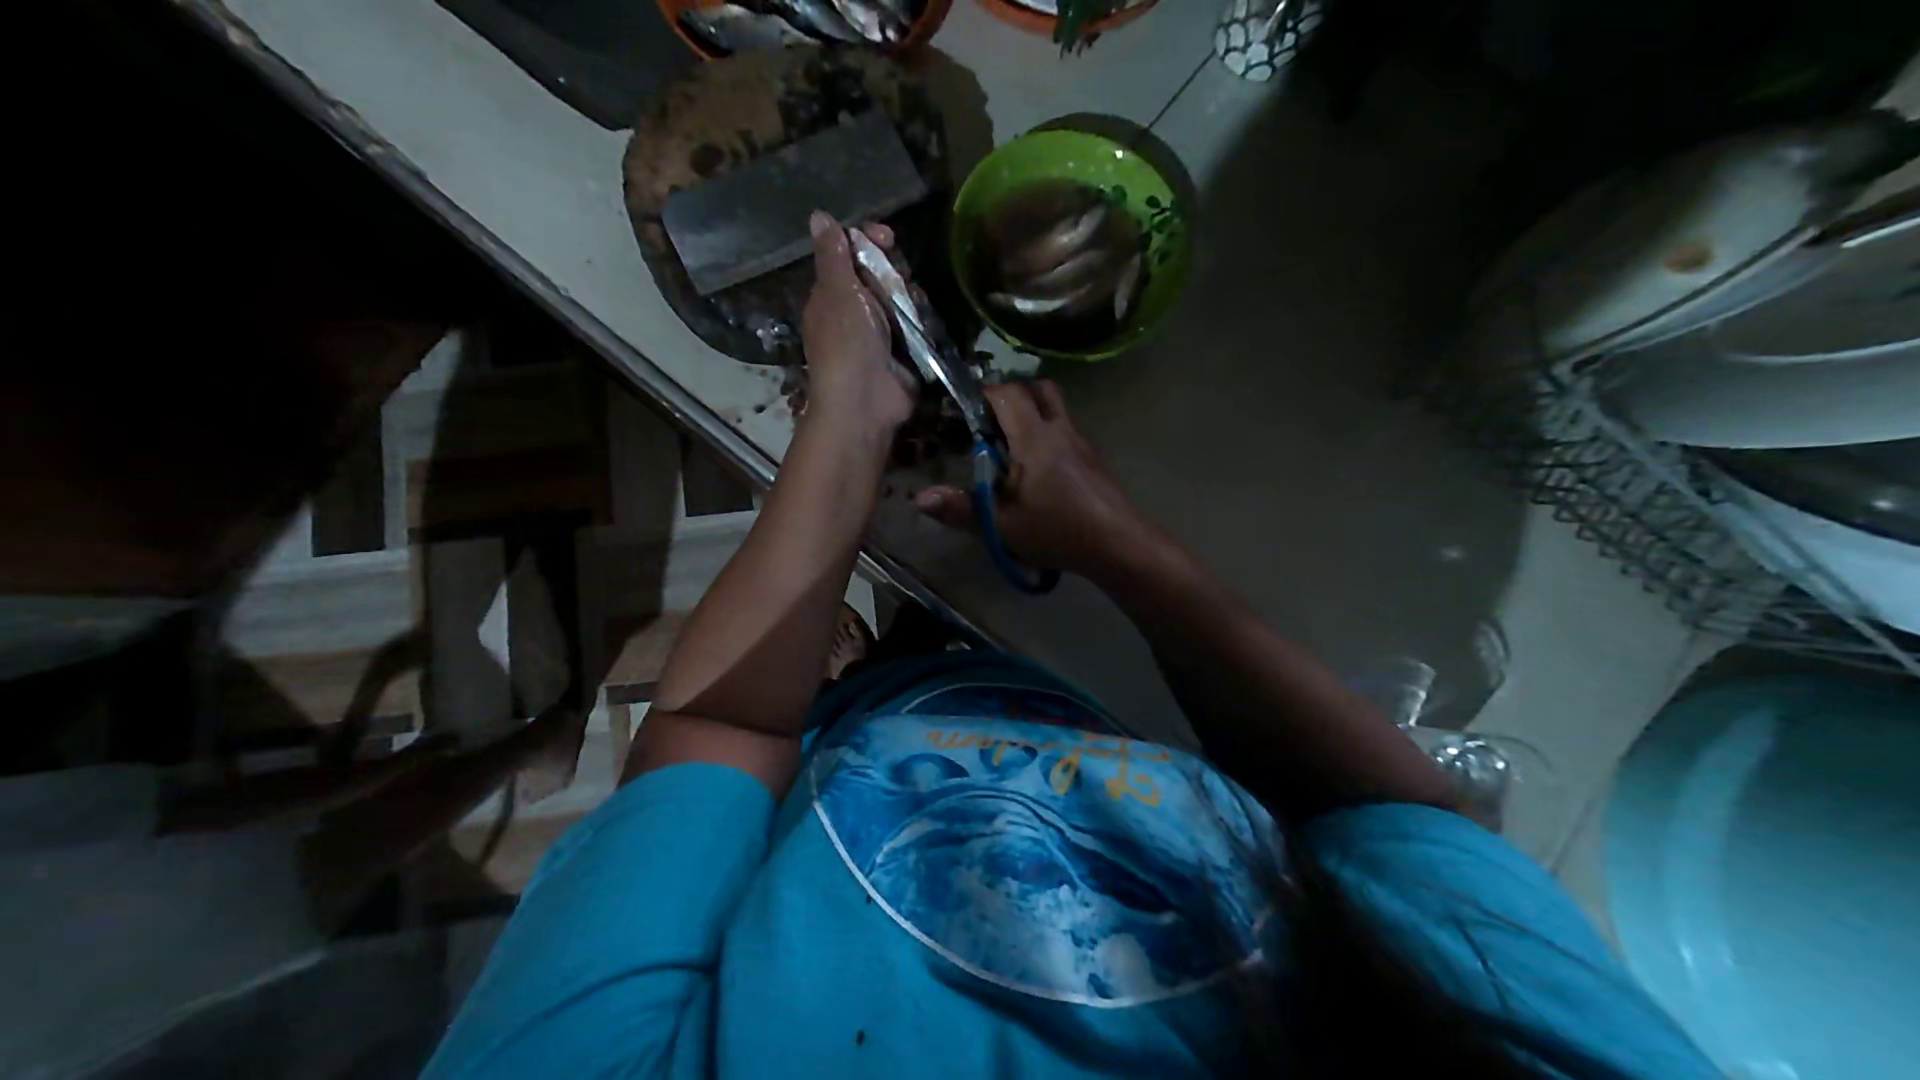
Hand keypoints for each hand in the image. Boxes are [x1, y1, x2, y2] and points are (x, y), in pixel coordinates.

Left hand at [800, 210, 915, 436]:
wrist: (865, 401)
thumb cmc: (845, 343)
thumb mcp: (837, 291)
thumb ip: (833, 254)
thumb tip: (818, 215)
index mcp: (832, 294)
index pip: (851, 254)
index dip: (869, 241)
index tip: (885, 238)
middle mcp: (856, 311)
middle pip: (881, 274)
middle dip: (894, 270)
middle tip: (899, 278)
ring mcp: (882, 332)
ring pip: (902, 298)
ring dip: (910, 296)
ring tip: (911, 305)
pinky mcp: (905, 351)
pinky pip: (917, 325)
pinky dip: (922, 321)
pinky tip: (922, 323)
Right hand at [915, 380, 1151, 576]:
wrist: (1119, 544)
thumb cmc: (1058, 531)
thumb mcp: (1003, 526)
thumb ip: (961, 510)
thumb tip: (921, 498)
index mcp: (1034, 439)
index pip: (1007, 393)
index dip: (983, 395)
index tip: (964, 413)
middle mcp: (1059, 430)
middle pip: (1038, 388)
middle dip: (1012, 395)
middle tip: (990, 423)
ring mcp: (1081, 442)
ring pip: (1056, 407)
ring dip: (1032, 413)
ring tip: (1011, 446)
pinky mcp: (1093, 458)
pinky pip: (1066, 429)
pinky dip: (1048, 434)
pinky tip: (1038, 469)